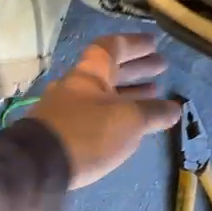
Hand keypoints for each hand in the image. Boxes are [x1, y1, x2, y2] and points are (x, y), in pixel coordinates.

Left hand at [27, 35, 180, 189]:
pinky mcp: (60, 132)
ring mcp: (64, 109)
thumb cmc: (87, 133)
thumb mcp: (129, 121)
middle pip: (108, 71)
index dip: (134, 44)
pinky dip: (114, 113)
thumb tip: (174, 108)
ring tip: (154, 94)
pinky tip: (128, 124)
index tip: (155, 44)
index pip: (111, 47)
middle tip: (162, 68)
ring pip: (101, 94)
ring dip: (127, 92)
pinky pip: (93, 114)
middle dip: (136, 68)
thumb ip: (153, 112)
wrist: (37, 166)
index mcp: (88, 74)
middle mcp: (74, 86)